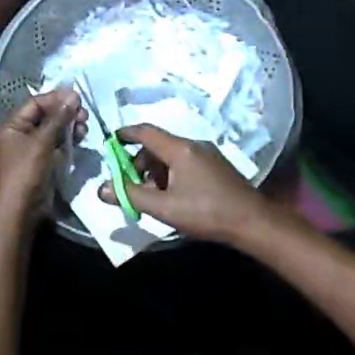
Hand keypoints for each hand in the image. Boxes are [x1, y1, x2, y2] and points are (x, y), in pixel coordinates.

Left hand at [0, 89, 82, 224]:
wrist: (22, 211)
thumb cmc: (26, 173)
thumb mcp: (42, 143)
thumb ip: (58, 118)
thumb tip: (73, 95)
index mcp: (13, 126)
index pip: (35, 103)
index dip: (56, 98)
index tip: (78, 97)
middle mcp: (21, 135)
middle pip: (46, 115)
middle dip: (65, 112)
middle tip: (84, 115)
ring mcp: (33, 149)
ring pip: (54, 130)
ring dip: (70, 126)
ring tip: (84, 127)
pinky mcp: (44, 162)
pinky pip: (58, 144)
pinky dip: (69, 140)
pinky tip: (80, 138)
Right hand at [101, 124, 283, 244]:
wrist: (252, 222)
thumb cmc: (206, 212)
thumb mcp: (163, 208)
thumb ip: (131, 196)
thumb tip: (102, 189)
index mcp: (180, 149)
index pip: (146, 132)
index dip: (125, 134)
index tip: (109, 142)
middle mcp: (194, 145)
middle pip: (157, 146)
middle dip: (139, 163)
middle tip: (131, 186)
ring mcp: (208, 155)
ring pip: (171, 156)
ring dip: (155, 172)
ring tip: (152, 197)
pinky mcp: (216, 168)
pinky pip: (185, 163)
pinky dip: (170, 175)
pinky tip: (172, 198)